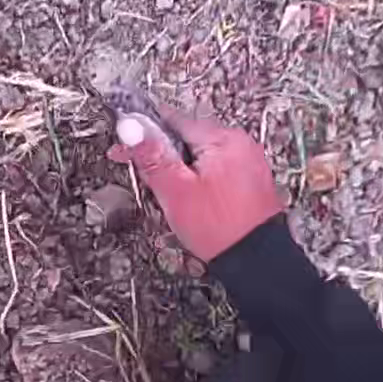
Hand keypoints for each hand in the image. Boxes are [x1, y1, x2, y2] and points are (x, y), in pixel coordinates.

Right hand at [107, 110, 283, 261]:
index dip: (144, 135)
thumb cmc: (221, 230)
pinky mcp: (250, 181)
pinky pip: (216, 172)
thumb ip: (152, 156)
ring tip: (177, 200)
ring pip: (200, 158)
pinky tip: (195, 203)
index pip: (173, 120)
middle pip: (187, 140)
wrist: (256, 261)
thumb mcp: (176, 191)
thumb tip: (130, 127)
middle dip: (164, 159)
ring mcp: (248, 162)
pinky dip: (200, 183)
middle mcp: (240, 144)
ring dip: (182, 173)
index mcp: (223, 139)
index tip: (126, 146)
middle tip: (151, 182)